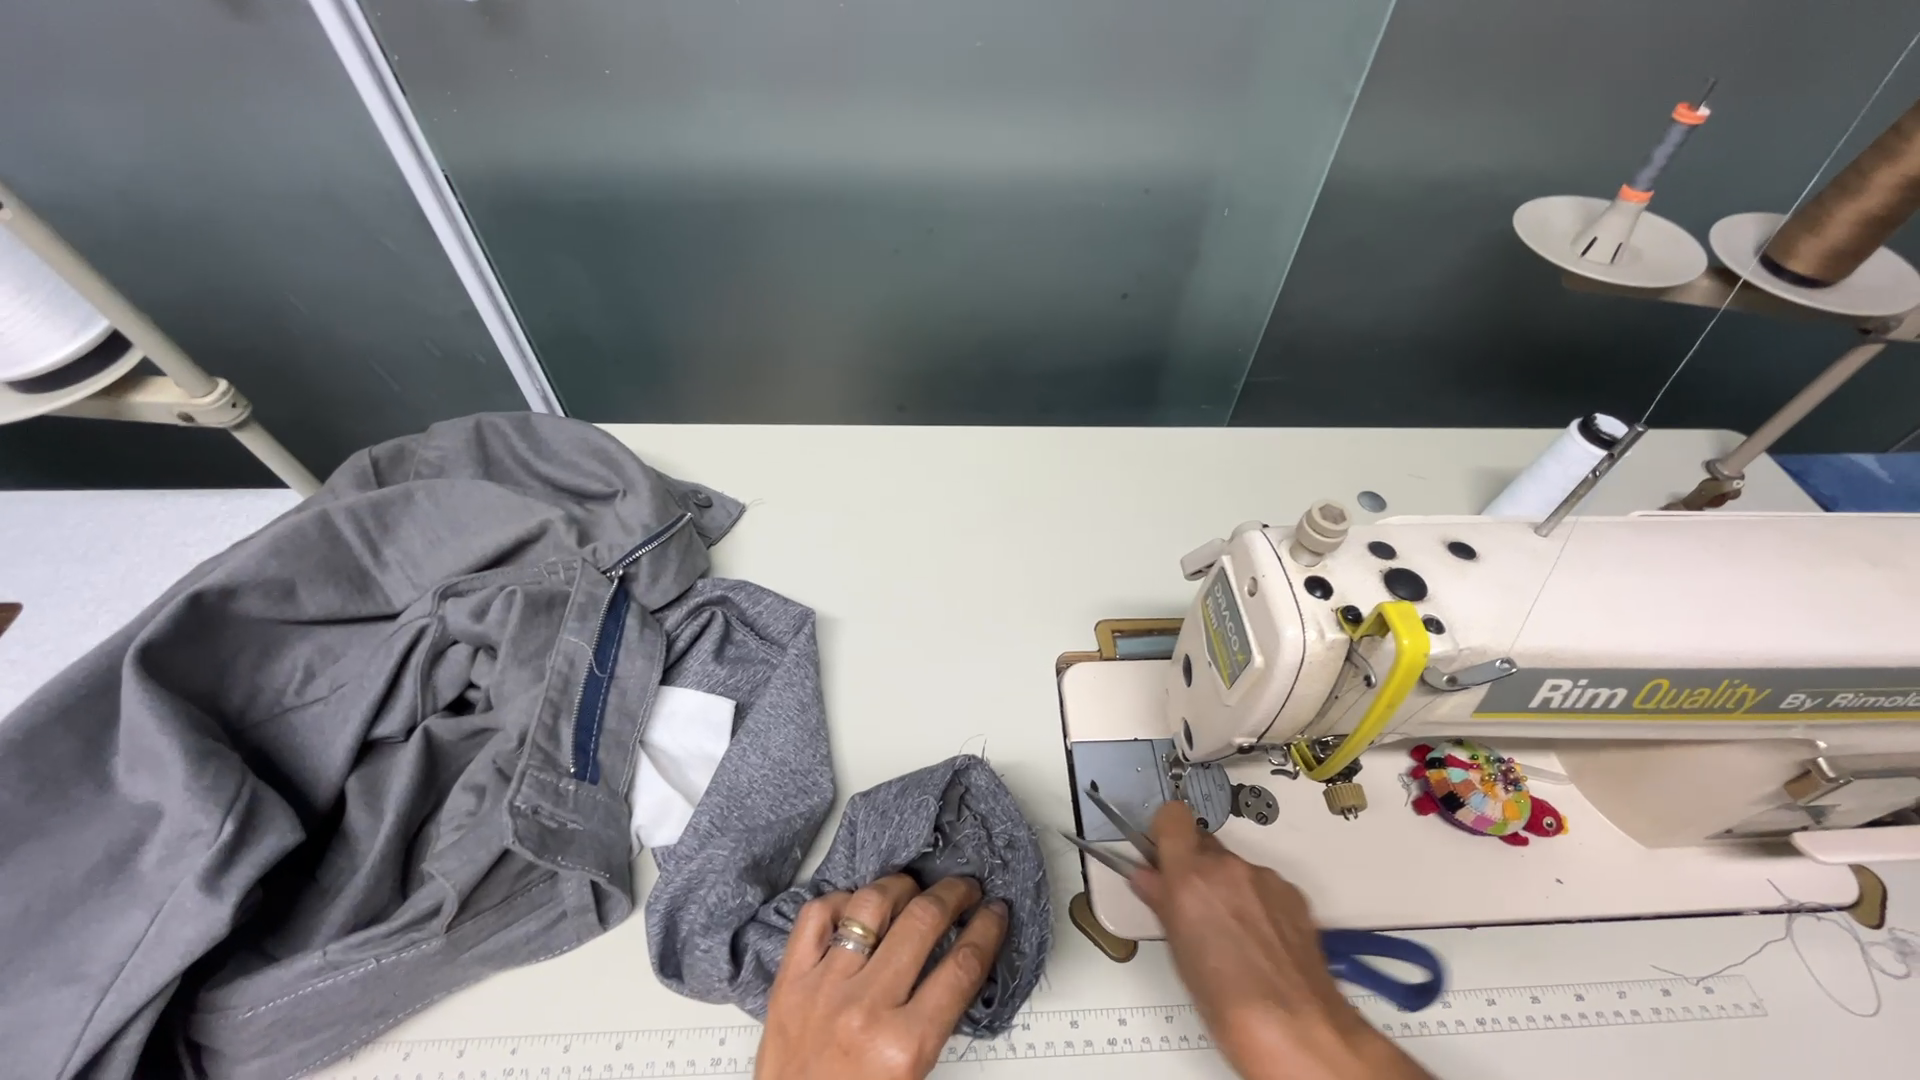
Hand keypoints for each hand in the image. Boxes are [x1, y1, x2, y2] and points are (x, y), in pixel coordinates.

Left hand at [756, 874, 1008, 1079]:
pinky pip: (817, 915)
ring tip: (915, 888)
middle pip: (923, 921)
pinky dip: (841, 900)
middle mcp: (865, 1009)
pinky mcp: (789, 979)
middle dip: (954, 894)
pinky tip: (858, 905)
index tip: (995, 911)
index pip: (962, 967)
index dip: (987, 929)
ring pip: (871, 905)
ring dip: (902, 886)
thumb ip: (936, 1016)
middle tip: (965, 888)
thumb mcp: (914, 1071)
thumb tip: (959, 956)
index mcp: (904, 1046)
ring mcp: (823, 987)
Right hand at [1130, 803, 1429, 1079]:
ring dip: (1227, 889)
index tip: (1162, 856)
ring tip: (1230, 936)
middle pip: (1203, 844)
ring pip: (1234, 868)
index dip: (1165, 832)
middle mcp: (1229, 867)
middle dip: (1194, 868)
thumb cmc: (1226, 1002)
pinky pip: (1263, 886)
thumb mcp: (1178, 952)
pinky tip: (1259, 943)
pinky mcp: (1293, 895)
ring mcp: (1265, 879)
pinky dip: (1256, 904)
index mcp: (1190, 876)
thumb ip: (1161, 903)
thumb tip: (1148, 879)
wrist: (1296, 1029)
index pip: (1172, 816)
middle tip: (1192, 907)